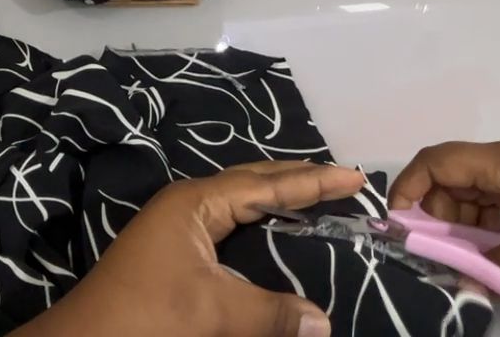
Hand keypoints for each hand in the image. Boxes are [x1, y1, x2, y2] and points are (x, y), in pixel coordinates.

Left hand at [17, 162, 367, 336]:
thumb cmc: (146, 317)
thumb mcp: (211, 313)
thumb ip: (268, 313)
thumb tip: (323, 322)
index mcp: (197, 201)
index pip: (266, 184)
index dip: (312, 181)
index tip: (353, 177)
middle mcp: (188, 203)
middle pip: (252, 180)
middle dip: (296, 178)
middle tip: (341, 179)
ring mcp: (178, 223)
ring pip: (239, 199)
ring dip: (275, 195)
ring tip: (313, 193)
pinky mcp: (174, 248)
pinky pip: (228, 221)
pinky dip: (257, 219)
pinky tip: (270, 228)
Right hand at [388, 140, 499, 294]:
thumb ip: (497, 266)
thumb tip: (465, 277)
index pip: (440, 160)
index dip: (411, 186)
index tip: (399, 223)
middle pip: (457, 173)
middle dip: (437, 209)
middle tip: (436, 250)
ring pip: (481, 188)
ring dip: (465, 219)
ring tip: (469, 257)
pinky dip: (491, 222)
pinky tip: (499, 251)